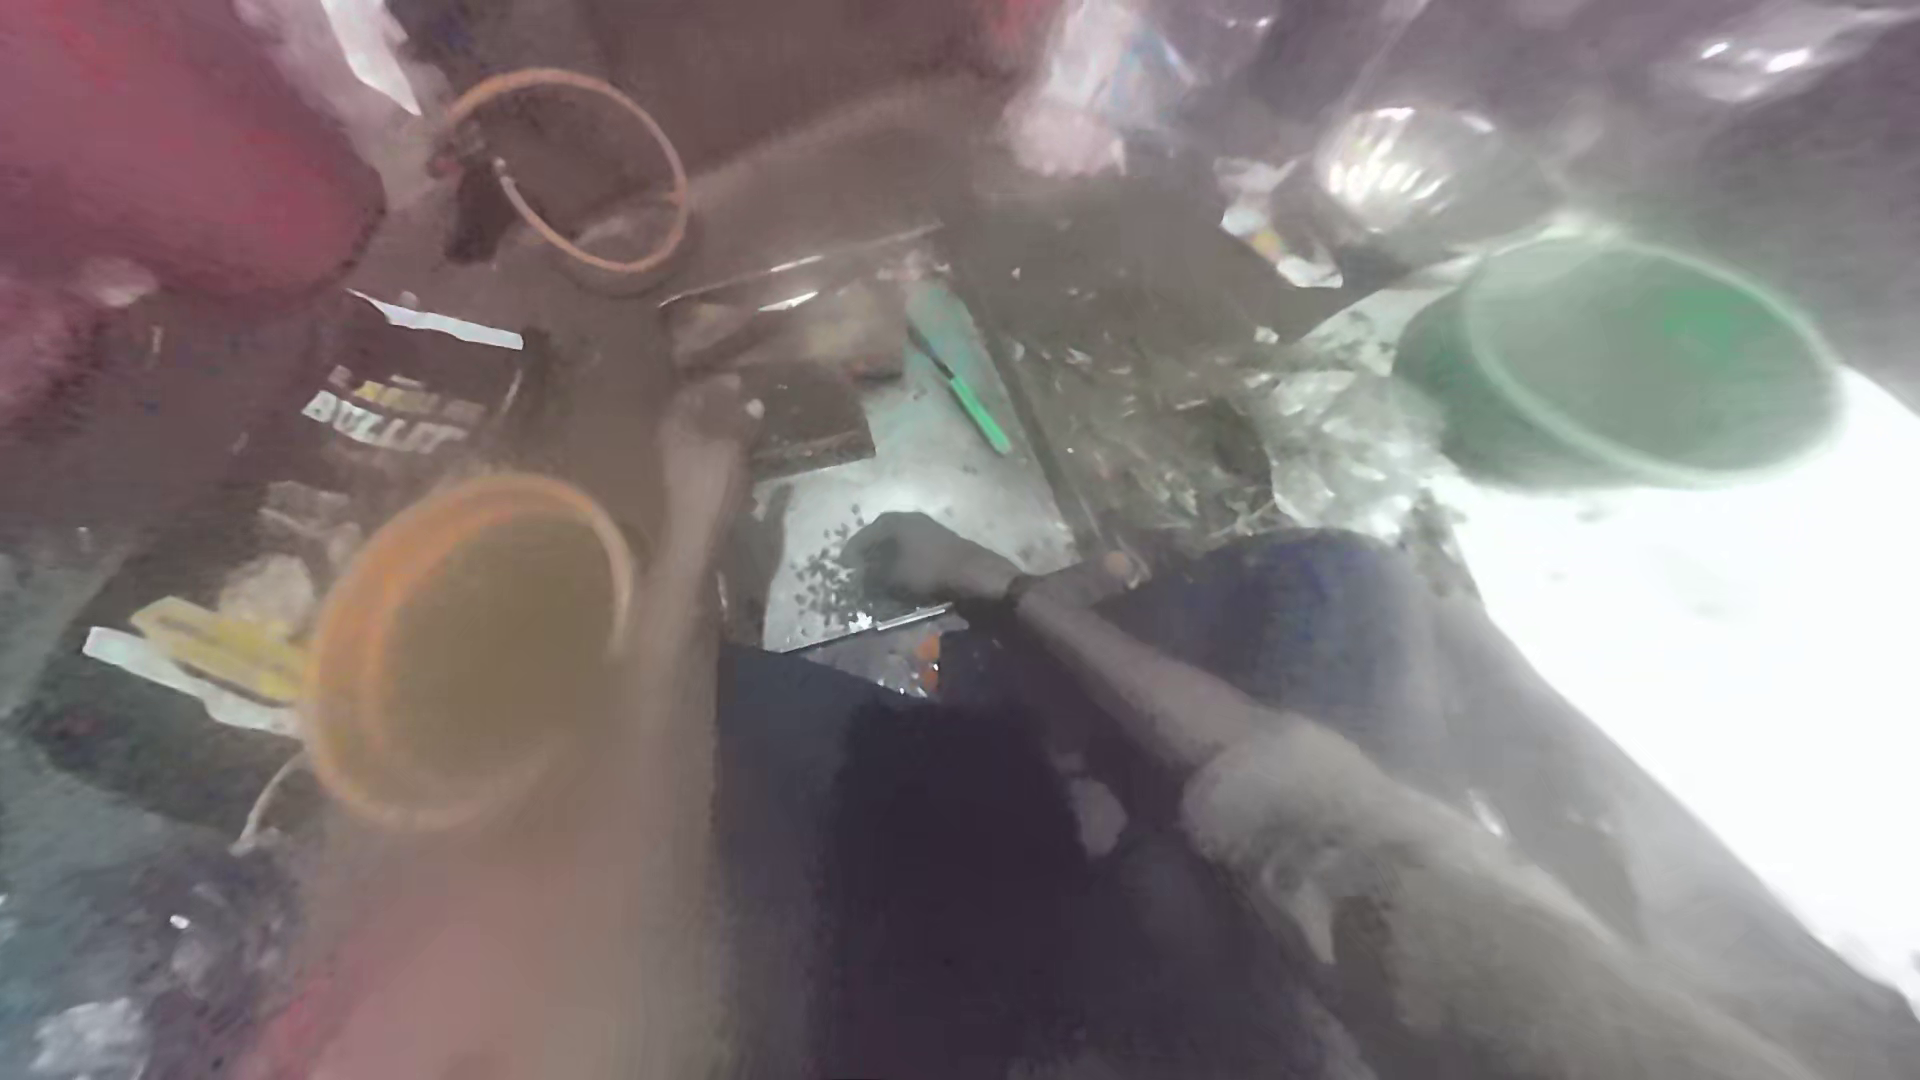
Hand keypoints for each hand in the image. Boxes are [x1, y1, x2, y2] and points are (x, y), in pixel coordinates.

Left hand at [656, 374, 762, 572]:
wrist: (695, 530)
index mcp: (676, 423)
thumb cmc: (712, 484)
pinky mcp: (685, 477)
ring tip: (745, 422)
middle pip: (695, 411)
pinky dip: (721, 443)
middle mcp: (670, 436)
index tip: (741, 380)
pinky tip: (738, 449)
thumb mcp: (732, 448)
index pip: (695, 391)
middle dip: (719, 403)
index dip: (718, 384)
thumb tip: (754, 402)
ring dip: (721, 424)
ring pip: (699, 431)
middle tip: (744, 399)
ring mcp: (675, 458)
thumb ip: (741, 422)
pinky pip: (703, 449)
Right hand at [842, 512, 1020, 602]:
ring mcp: (930, 530)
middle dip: (870, 550)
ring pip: (900, 542)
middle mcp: (913, 520)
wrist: (974, 574)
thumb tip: (859, 576)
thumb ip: (871, 575)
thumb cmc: (928, 571)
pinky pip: (914, 550)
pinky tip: (902, 573)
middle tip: (859, 565)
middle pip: (884, 533)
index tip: (842, 563)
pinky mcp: (943, 544)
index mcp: (897, 521)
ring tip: (878, 572)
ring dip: (887, 556)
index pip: (867, 532)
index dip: (853, 549)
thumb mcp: (892, 576)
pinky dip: (904, 560)